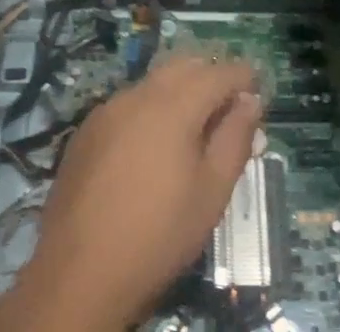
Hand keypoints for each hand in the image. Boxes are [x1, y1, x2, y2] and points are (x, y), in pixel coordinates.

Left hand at [0, 57, 262, 330]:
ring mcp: (106, 111)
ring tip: (196, 124)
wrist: (79, 272)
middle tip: (231, 103)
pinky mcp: (85, 131)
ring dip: (179, 90)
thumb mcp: (212, 191)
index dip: (243, 76)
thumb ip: (235, 138)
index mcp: (172, 106)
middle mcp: (137, 95)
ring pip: (152, 83)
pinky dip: (150, 108)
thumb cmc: (159, 234)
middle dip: (210, 75)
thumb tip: (250, 102)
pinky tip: (154, 143)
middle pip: (182, 66)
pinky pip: (127, 104)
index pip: (217, 73)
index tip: (260, 84)